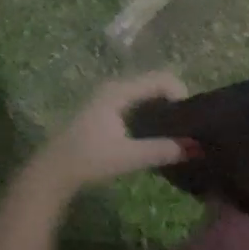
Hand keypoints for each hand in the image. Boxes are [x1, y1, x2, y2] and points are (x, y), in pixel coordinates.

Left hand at [29, 72, 190, 195]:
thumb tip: (195, 147)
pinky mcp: (104, 109)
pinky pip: (135, 102)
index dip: (180, 93)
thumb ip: (162, 150)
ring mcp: (107, 97)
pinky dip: (149, 112)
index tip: (192, 118)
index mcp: (120, 91)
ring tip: (176, 130)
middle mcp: (114, 87)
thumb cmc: (89, 159)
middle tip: (188, 125)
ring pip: (144, 94)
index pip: (161, 78)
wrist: (53, 171)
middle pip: (153, 83)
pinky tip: (155, 133)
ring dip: (161, 108)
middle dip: (173, 101)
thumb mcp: (128, 157)